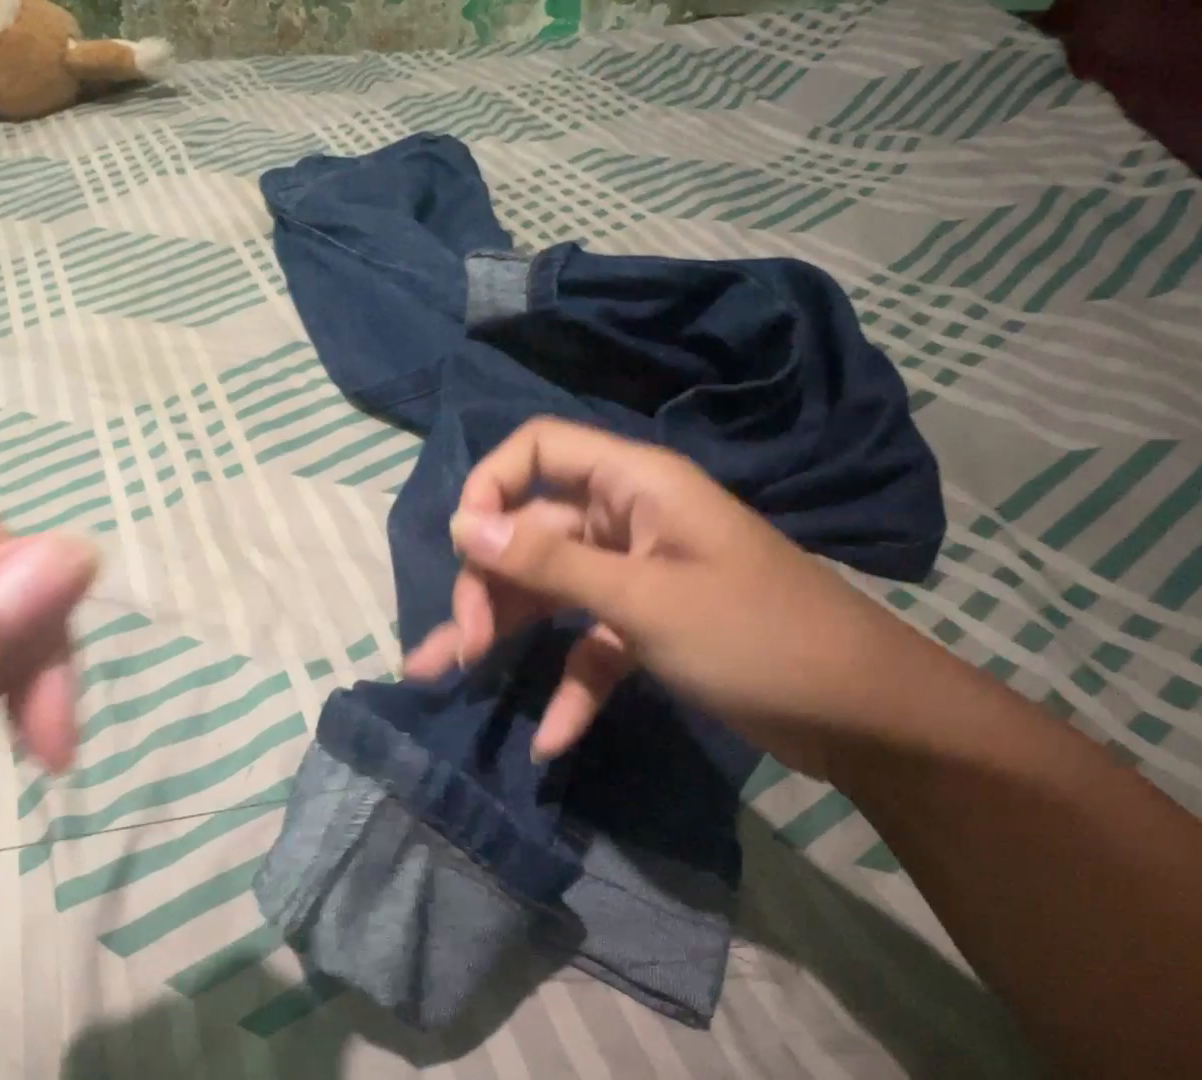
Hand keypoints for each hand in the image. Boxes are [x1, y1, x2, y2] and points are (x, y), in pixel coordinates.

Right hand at [403, 417, 925, 777]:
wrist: (869, 722)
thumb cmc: (759, 639)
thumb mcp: (644, 601)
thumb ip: (548, 562)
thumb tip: (461, 525)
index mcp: (635, 487)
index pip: (538, 450)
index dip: (490, 487)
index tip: (463, 548)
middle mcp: (626, 521)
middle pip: (528, 532)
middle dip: (488, 585)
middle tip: (467, 645)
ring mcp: (635, 577)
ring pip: (547, 592)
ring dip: (504, 632)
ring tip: (446, 674)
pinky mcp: (645, 628)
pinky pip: (585, 645)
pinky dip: (567, 687)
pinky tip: (549, 738)